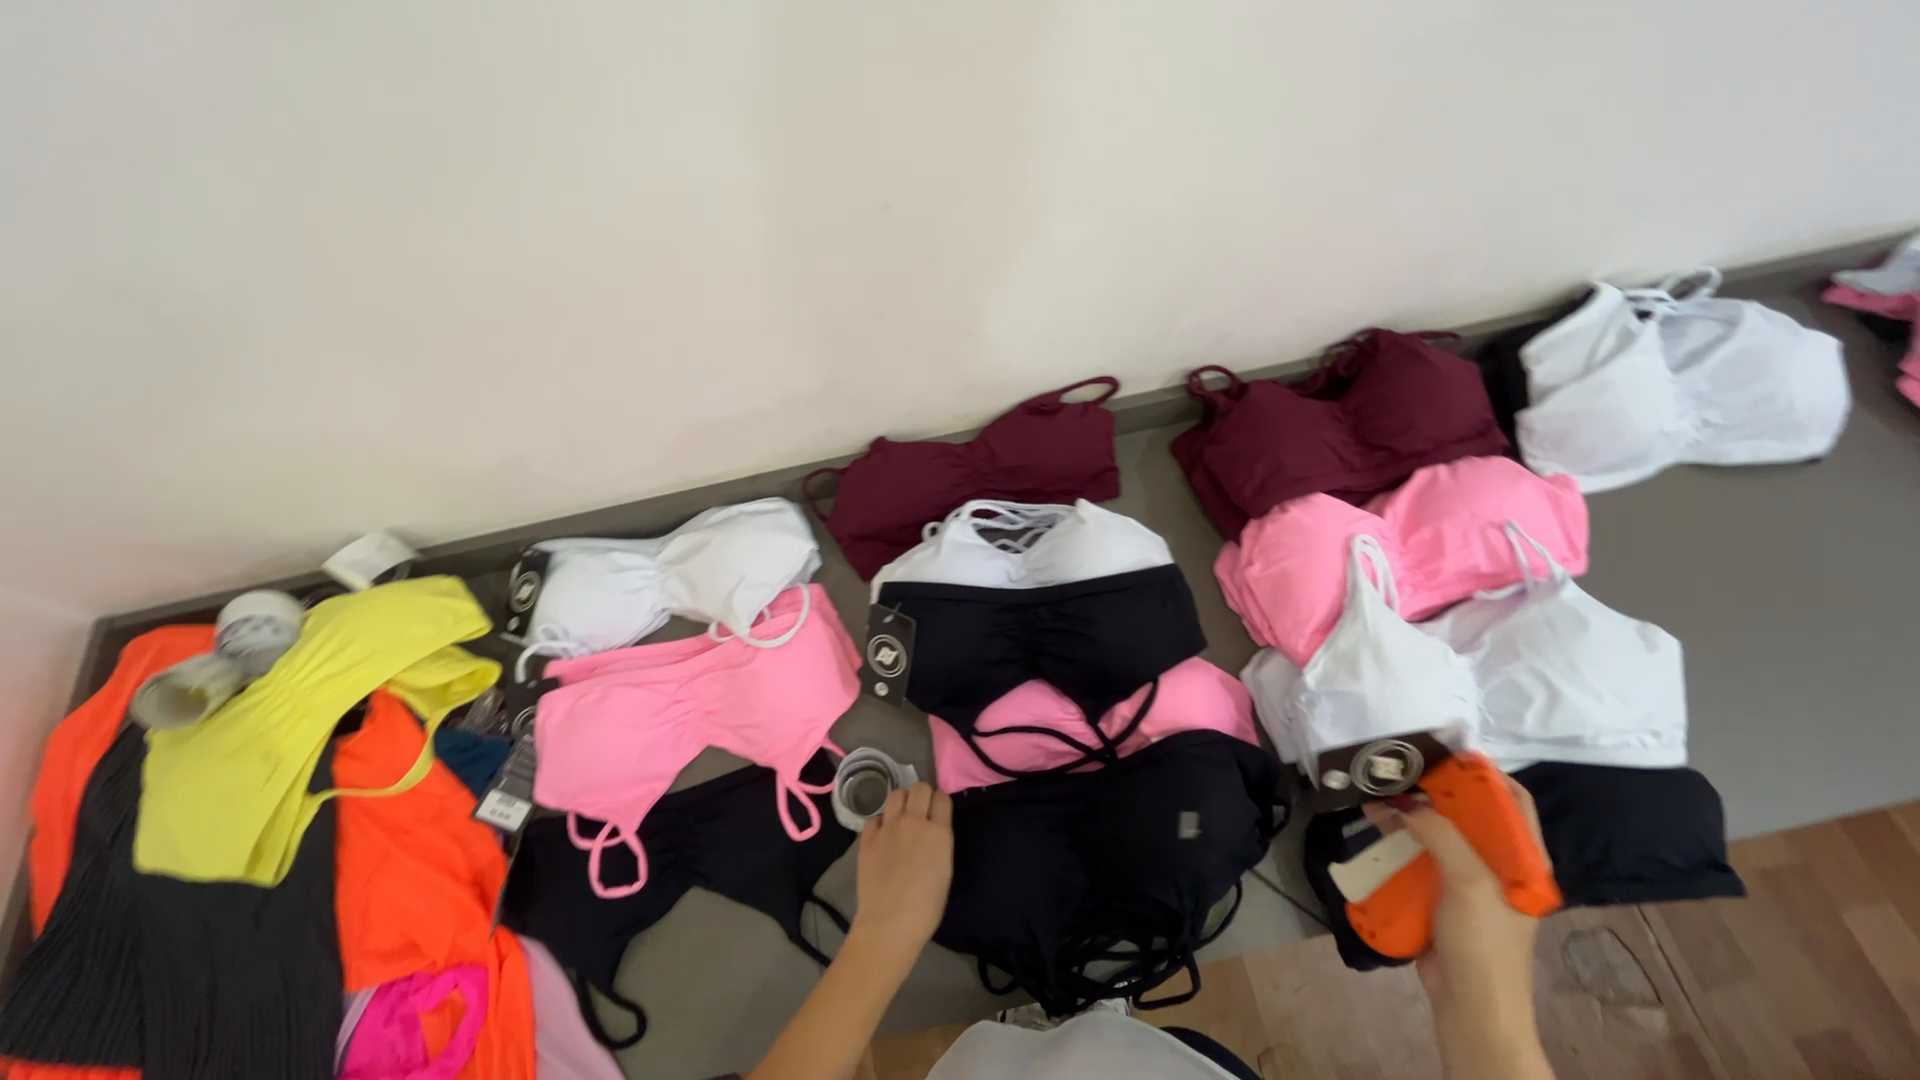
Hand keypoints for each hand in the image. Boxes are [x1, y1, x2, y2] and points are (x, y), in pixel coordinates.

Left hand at [849, 783, 953, 961]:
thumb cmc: (926, 907)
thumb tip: (933, 833)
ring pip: (896, 795)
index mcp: (938, 832)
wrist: (890, 923)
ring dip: (902, 801)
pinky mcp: (867, 838)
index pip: (942, 797)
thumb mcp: (945, 871)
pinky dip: (881, 822)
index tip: (939, 811)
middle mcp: (913, 822)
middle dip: (923, 795)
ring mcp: (887, 828)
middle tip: (921, 811)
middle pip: (920, 788)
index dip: (940, 802)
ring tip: (902, 816)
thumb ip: (940, 843)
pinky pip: (875, 818)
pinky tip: (883, 836)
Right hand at [1366, 774, 1555, 1078]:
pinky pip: (1420, 858)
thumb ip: (1440, 835)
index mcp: (1524, 860)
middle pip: (1469, 814)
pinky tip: (1374, 828)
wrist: (1471, 1008)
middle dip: (1434, 790)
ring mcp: (1469, 882)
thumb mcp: (1468, 882)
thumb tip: (1402, 803)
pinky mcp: (1441, 897)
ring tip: (1377, 793)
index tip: (1443, 753)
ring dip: (1410, 814)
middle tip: (1399, 767)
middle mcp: (1499, 865)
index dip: (1483, 774)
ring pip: (1439, 834)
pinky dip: (1399, 841)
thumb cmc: (1483, 944)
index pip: (1512, 801)